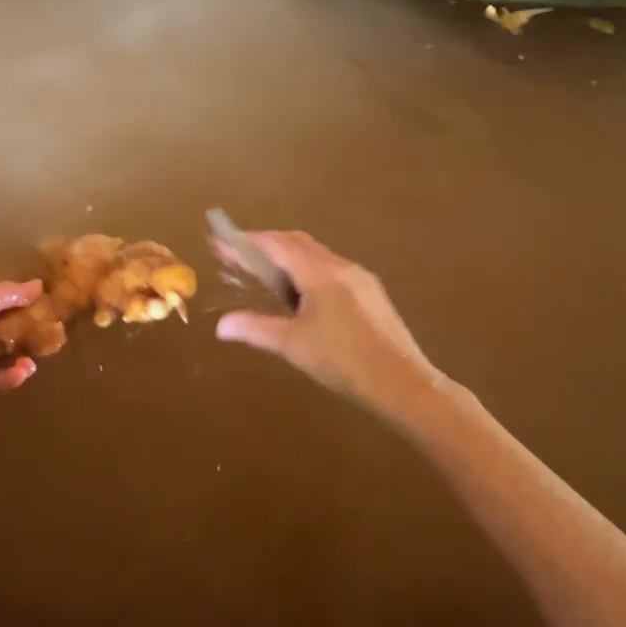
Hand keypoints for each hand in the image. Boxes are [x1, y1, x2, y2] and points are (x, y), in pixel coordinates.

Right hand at [216, 231, 450, 422]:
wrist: (405, 384)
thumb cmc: (344, 361)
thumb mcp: (293, 345)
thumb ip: (256, 329)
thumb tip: (221, 326)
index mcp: (319, 272)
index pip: (275, 244)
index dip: (245, 242)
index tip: (220, 243)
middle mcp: (340, 266)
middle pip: (296, 242)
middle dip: (265, 244)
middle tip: (239, 256)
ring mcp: (360, 279)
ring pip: (316, 255)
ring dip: (287, 257)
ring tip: (265, 276)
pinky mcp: (371, 294)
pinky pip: (331, 269)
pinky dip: (307, 271)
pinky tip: (301, 296)